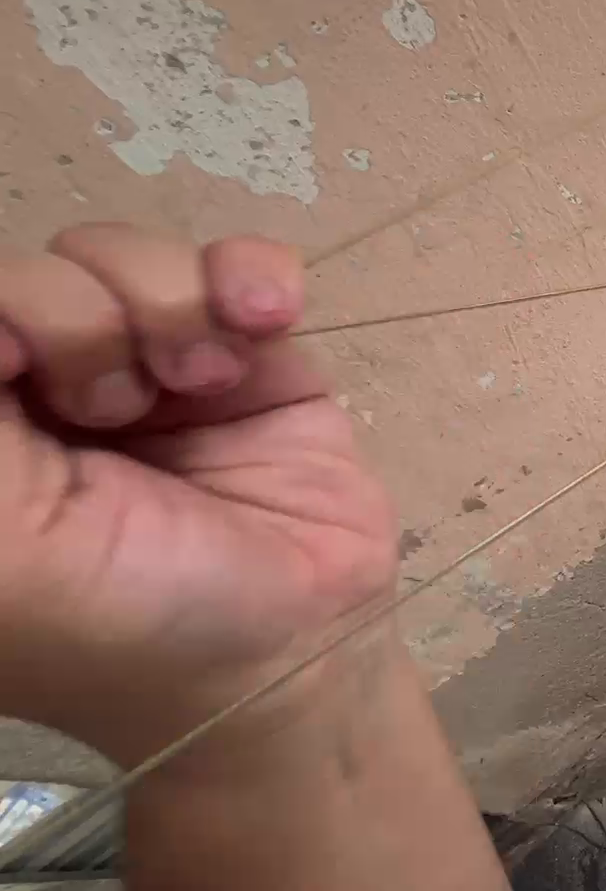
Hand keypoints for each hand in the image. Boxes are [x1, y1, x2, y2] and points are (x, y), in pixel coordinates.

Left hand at [0, 225, 394, 766]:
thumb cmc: (116, 616)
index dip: (2, 320)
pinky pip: (248, 264)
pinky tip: (270, 319)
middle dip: (87, 322)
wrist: (291, 634)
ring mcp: (163, 364)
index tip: (28, 378)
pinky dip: (257, 275)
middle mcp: (48, 383)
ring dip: (176, 307)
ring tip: (208, 381)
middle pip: (40, 271)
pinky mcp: (263, 358)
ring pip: (137, 256)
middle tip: (119, 410)